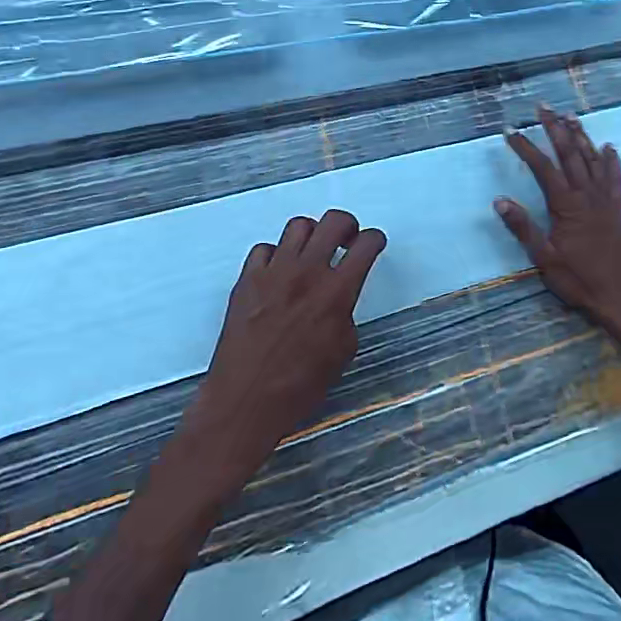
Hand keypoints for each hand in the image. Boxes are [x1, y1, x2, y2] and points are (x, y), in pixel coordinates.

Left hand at [189, 210, 387, 472]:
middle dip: (347, 225)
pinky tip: (277, 272)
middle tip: (346, 239)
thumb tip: (339, 302)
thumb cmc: (298, 387)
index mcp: (336, 293)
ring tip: (311, 252)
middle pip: (333, 221)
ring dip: (311, 235)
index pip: (365, 245)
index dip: (374, 239)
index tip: (373, 242)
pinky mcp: (247, 279)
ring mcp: (274, 272)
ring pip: (298, 226)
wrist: (246, 399)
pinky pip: (264, 248)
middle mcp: (306, 273)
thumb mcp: (341, 353)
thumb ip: (344, 316)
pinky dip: (275, 255)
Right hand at [495, 105, 620, 331]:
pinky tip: (608, 147)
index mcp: (566, 206)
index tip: (510, 131)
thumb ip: (523, 228)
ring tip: (570, 116)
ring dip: (581, 137)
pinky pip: (615, 179)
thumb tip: (500, 201)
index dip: (525, 147)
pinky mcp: (618, 210)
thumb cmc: (579, 280)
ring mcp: (605, 201)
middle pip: (569, 155)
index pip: (542, 168)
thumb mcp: (544, 258)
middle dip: (555, 129)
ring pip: (592, 161)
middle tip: (544, 108)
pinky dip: (611, 161)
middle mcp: (587, 196)